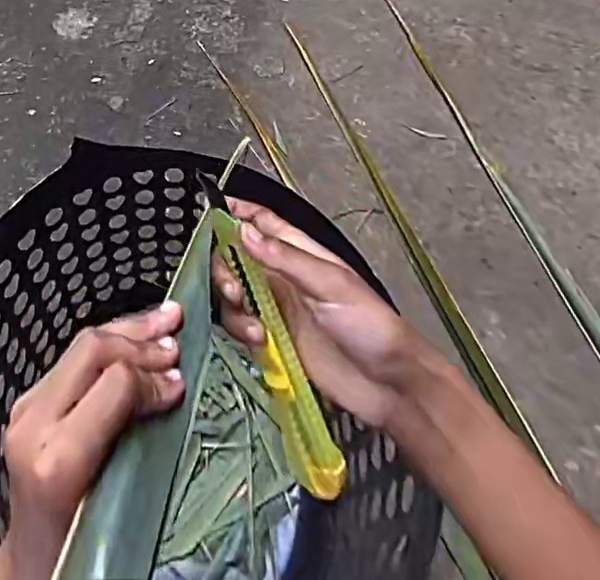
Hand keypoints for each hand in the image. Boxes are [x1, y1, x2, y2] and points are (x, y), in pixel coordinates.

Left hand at [0, 302, 185, 579]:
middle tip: (180, 340)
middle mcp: (33, 423)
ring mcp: (26, 407)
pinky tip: (139, 336)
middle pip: (92, 350)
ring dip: (129, 330)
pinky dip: (112, 343)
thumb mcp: (122, 508)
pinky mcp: (28, 400)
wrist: (32, 567)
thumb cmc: (83, 551)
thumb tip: (176, 388)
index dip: (153, 377)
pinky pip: (73, 357)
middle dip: (142, 339)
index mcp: (56, 458)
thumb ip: (144, 445)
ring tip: (168, 319)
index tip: (182, 384)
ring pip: (82, 344)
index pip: (112, 383)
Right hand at [213, 198, 440, 433]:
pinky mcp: (272, 339)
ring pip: (233, 292)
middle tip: (233, 287)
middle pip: (236, 258)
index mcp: (301, 254)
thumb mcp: (331, 285)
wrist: (389, 388)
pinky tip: (259, 339)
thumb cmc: (372, 328)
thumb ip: (285, 257)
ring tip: (253, 321)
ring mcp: (276, 308)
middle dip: (225, 268)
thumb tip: (244, 231)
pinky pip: (240, 325)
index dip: (236, 212)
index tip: (210, 211)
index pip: (261, 222)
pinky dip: (241, 329)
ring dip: (233, 303)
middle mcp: (283, 277)